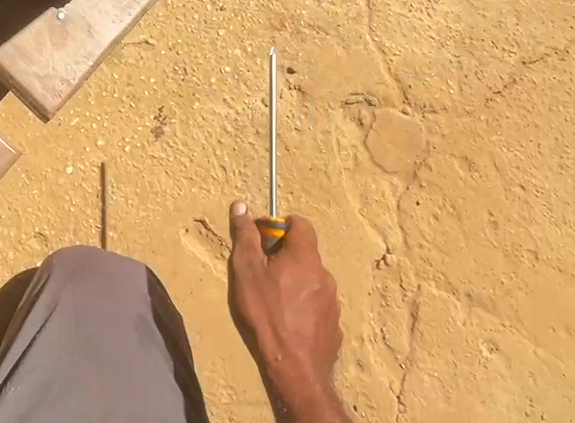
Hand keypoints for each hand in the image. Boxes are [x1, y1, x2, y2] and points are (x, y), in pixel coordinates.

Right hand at [227, 202, 347, 422]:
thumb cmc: (266, 313)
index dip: (281, 224)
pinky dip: (303, 302)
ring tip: (272, 299)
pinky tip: (287, 319)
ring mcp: (332, 301)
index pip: (301, 224)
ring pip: (311, 278)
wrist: (295, 369)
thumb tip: (240, 206)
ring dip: (294, 279)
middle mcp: (324, 275)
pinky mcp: (334, 325)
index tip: (263, 238)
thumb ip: (245, 236)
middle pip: (304, 252)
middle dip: (283, 255)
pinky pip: (316, 302)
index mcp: (305, 257)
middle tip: (261, 272)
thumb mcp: (246, 270)